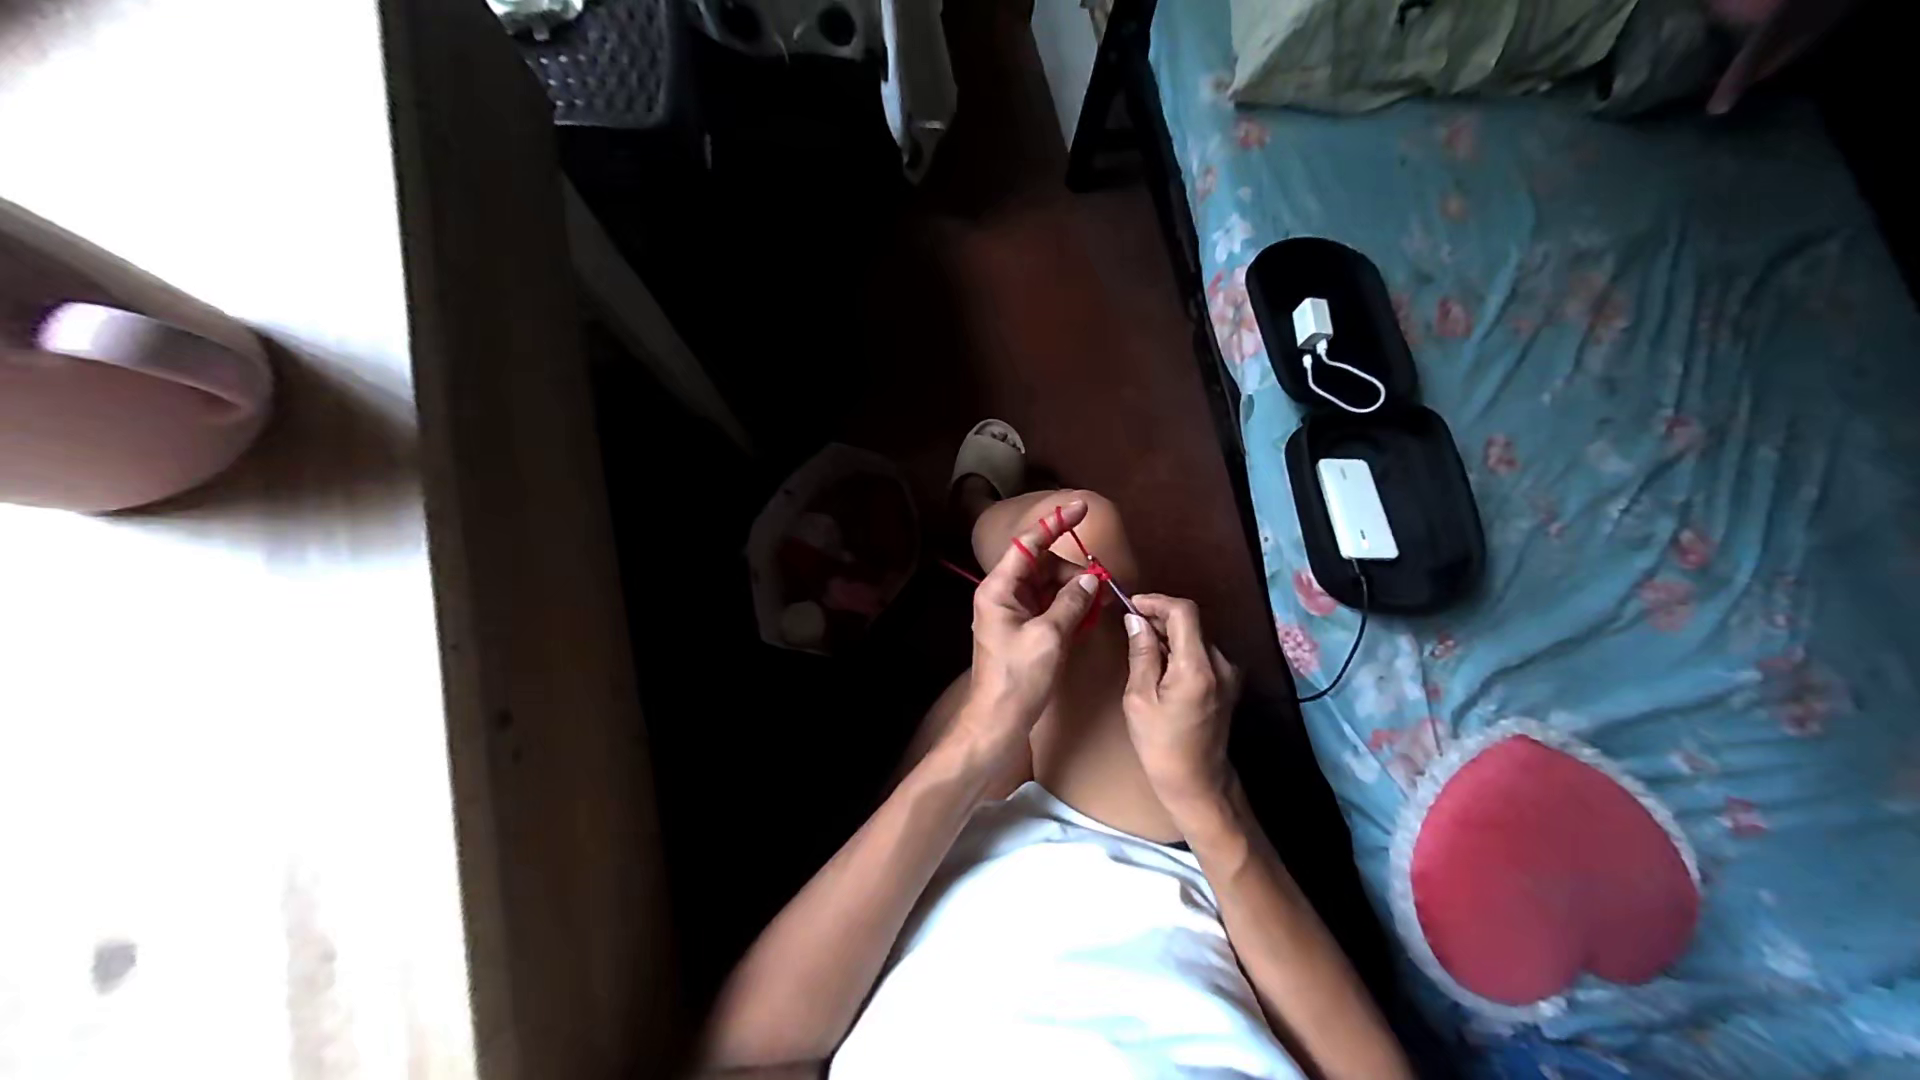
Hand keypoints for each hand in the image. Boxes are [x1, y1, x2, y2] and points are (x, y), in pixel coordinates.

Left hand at [955, 499, 1101, 761]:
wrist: (998, 720)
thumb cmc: (1018, 679)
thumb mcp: (1049, 637)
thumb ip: (1072, 602)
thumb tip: (1091, 578)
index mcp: (999, 589)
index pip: (1029, 544)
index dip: (1056, 524)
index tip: (1082, 507)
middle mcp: (1003, 594)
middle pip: (1043, 565)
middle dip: (1073, 570)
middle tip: (1102, 586)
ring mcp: (1012, 612)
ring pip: (1048, 585)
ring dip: (1074, 590)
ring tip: (1098, 604)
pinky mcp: (1022, 628)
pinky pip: (1048, 605)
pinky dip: (1068, 606)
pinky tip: (1087, 615)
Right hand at [1121, 594, 1241, 823]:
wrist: (1198, 782)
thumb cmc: (1161, 744)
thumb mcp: (1139, 698)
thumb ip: (1141, 653)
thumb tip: (1135, 619)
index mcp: (1197, 667)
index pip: (1183, 611)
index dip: (1156, 601)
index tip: (1131, 605)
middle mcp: (1221, 663)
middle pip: (1191, 622)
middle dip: (1159, 617)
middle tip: (1130, 625)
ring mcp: (1229, 672)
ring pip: (1195, 635)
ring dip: (1168, 633)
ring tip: (1141, 646)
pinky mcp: (1228, 681)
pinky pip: (1201, 651)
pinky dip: (1179, 648)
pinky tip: (1160, 663)